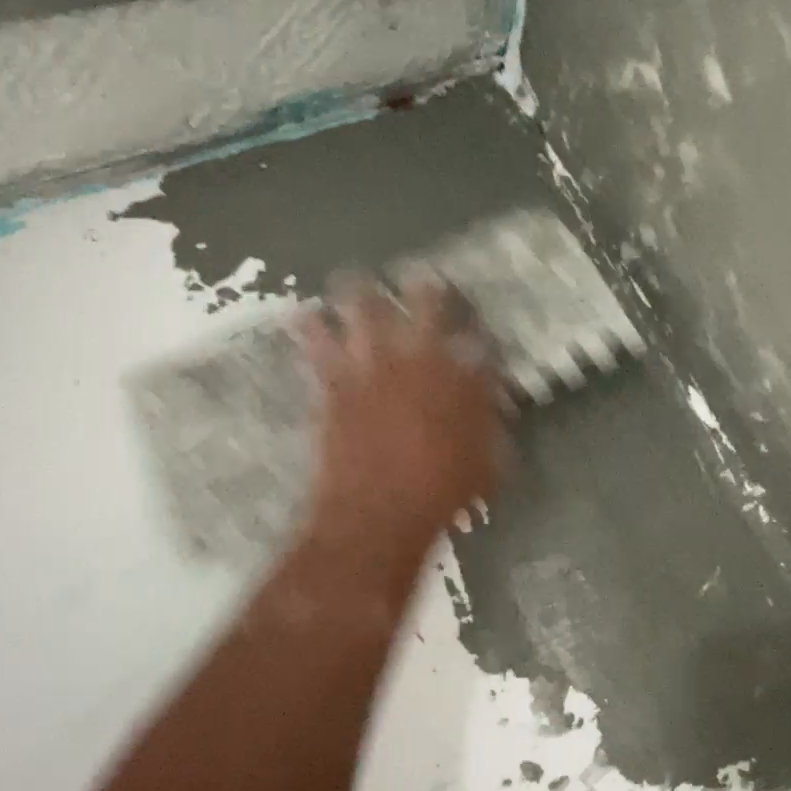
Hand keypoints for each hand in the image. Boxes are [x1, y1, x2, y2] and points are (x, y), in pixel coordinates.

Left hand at [298, 272, 507, 554]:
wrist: (377, 515)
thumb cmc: (442, 492)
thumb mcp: (487, 459)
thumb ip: (487, 420)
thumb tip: (490, 398)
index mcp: (461, 377)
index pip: (476, 338)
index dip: (476, 324)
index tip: (476, 320)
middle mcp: (418, 361)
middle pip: (423, 308)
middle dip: (424, 288)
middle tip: (421, 274)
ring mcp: (371, 369)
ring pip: (363, 313)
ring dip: (359, 292)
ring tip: (351, 276)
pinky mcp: (333, 386)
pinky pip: (316, 346)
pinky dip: (308, 327)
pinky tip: (300, 312)